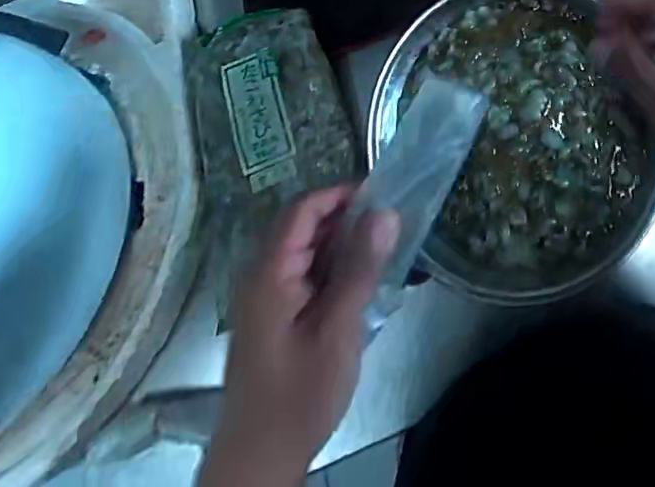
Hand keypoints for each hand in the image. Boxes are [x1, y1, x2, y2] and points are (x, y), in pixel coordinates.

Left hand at [202, 186, 398, 484]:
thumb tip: (386, 212)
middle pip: (307, 226)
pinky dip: (339, 269)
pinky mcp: (279, 314)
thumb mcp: (337, 329)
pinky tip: (369, 281)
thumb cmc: (299, 394)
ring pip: (311, 250)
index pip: (303, 209)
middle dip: (350, 218)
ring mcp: (269, 295)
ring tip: (390, 249)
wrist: (260, 460)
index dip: (341, 194)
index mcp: (270, 271)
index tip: (384, 195)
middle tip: (395, 224)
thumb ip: (360, 269)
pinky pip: (310, 273)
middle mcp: (264, 274)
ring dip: (348, 244)